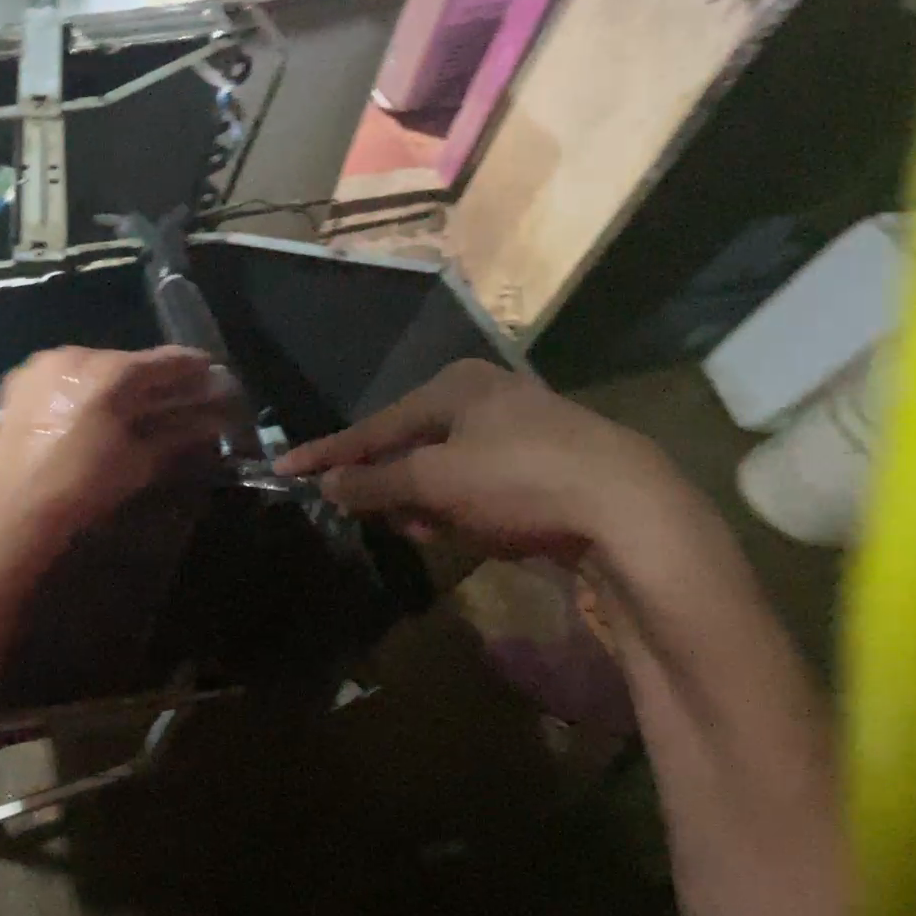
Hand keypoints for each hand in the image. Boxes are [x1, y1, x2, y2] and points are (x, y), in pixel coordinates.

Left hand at [0, 346, 232, 569]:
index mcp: (110, 370)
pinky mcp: (18, 383)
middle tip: (177, 398)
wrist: (11, 511)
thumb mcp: (138, 463)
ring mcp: (41, 366)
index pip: (167, 361)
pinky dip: (84, 391)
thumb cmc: (81, 489)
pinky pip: (64, 379)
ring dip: (117, 385)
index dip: (194, 369)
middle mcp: (74, 355)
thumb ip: (177, 434)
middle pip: (128, 362)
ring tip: (135, 409)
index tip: (212, 375)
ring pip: (94, 368)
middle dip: (154, 381)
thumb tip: (211, 421)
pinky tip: (94, 413)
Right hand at [275, 360, 692, 563]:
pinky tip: (462, 528)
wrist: (631, 512)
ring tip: (422, 529)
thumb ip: (372, 481)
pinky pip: (474, 482)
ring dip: (422, 501)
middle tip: (369, 514)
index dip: (326, 452)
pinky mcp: (542, 462)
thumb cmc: (517, 480)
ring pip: (440, 468)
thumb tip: (327, 484)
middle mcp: (484, 396)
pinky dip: (457, 505)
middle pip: (406, 445)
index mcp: (454, 386)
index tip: (283, 468)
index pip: (371, 425)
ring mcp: (517, 428)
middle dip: (386, 484)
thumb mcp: (432, 482)